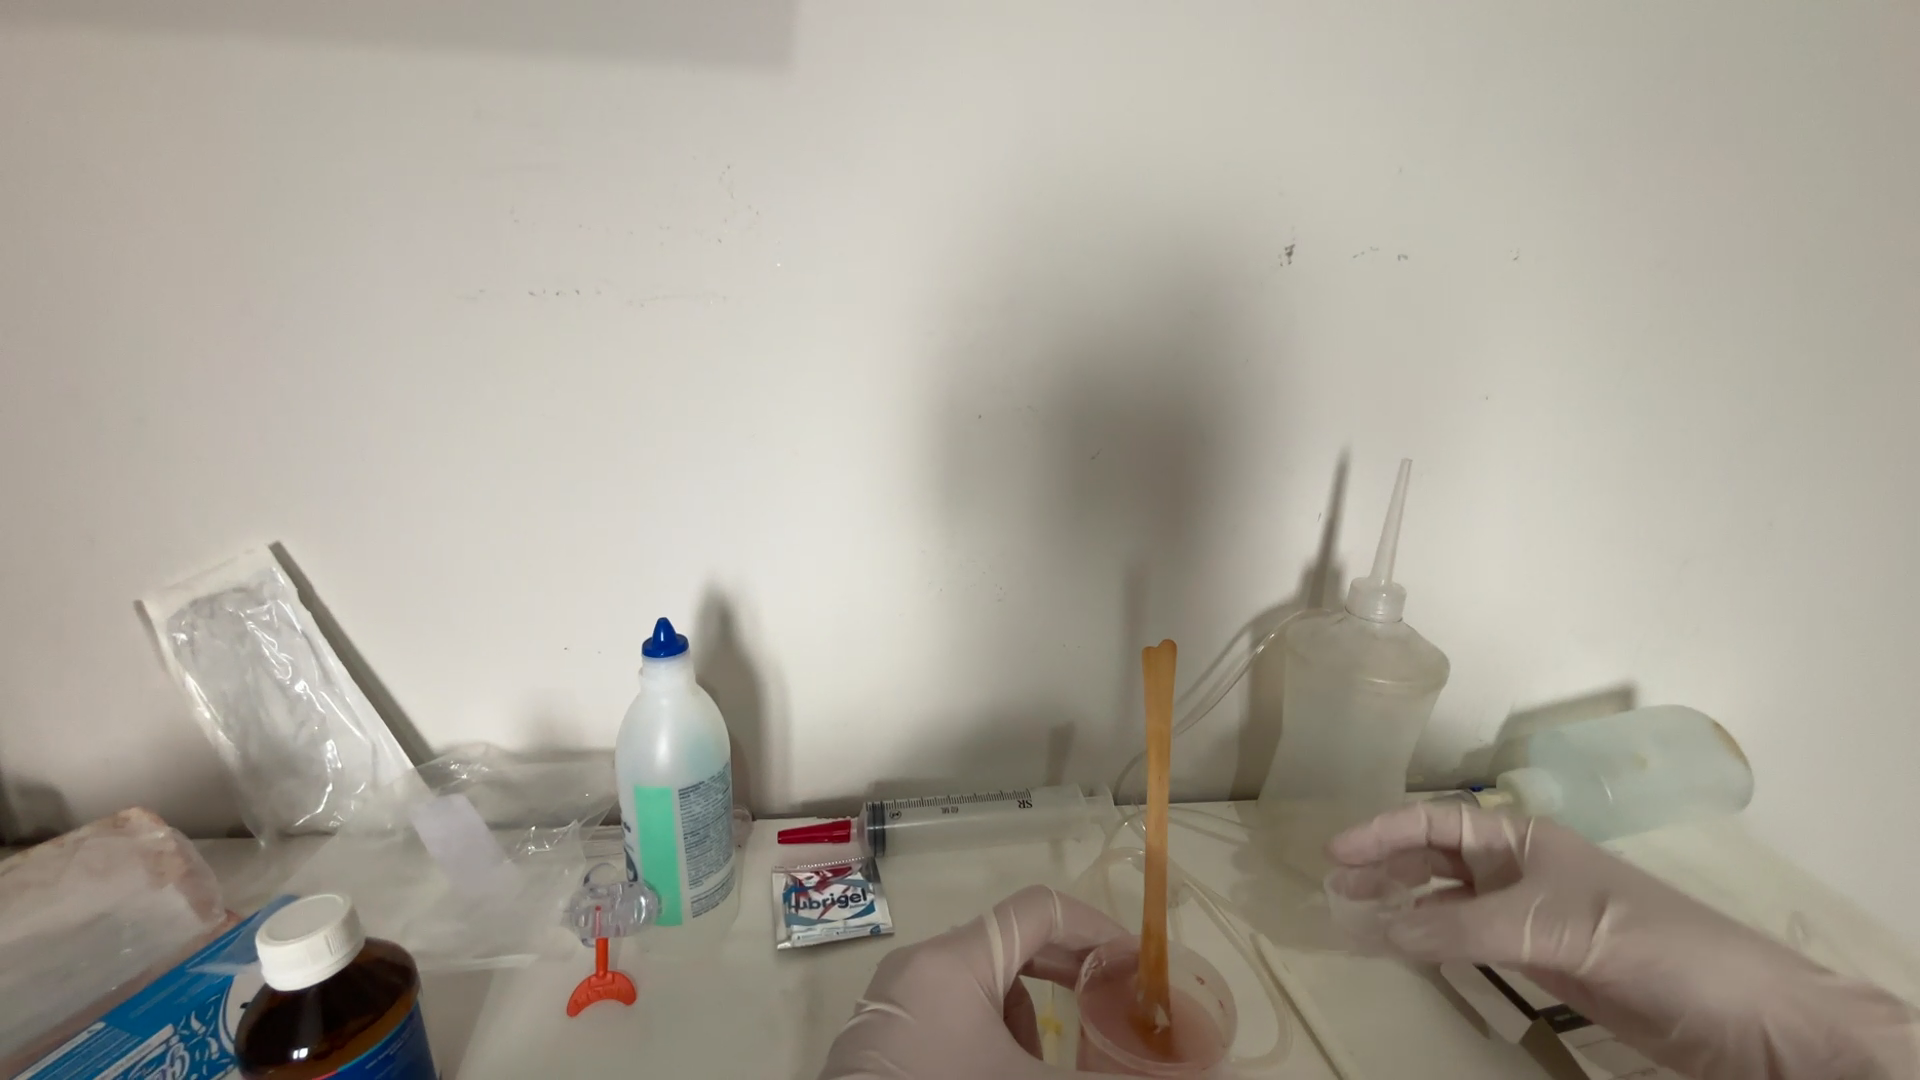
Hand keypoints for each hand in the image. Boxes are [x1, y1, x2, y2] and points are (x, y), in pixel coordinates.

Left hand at [817, 885, 1127, 1079]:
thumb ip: (1102, 1077)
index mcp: (953, 960)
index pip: (1039, 910)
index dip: (1097, 930)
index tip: (1139, 969)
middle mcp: (919, 966)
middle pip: (1010, 942)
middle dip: (1068, 975)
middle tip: (1114, 1008)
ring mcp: (896, 1003)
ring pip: (982, 982)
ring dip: (1026, 1014)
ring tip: (1044, 1065)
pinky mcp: (884, 1039)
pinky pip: (951, 1012)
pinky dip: (990, 1034)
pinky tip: (1002, 1073)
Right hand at [1330, 801, 1919, 1079]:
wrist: (1743, 1017)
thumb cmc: (1643, 939)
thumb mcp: (1547, 926)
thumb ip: (1459, 930)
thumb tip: (1380, 930)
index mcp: (1519, 838)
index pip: (1434, 823)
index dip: (1382, 832)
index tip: (1336, 851)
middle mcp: (1515, 868)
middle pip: (1433, 858)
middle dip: (1385, 866)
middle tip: (1337, 884)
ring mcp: (1525, 912)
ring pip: (1446, 899)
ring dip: (1403, 904)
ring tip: (1358, 914)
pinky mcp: (1537, 955)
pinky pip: (1467, 938)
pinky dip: (1432, 940)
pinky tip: (1406, 946)